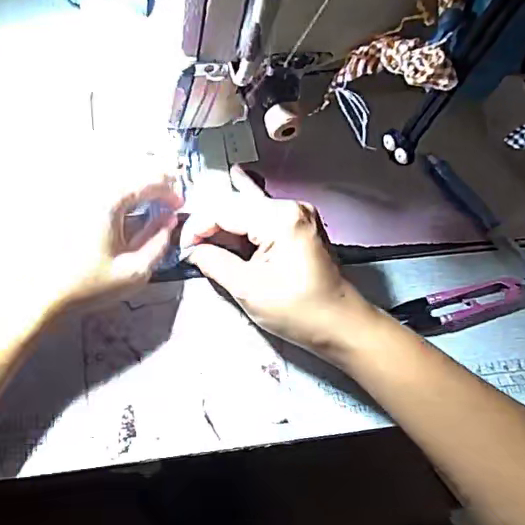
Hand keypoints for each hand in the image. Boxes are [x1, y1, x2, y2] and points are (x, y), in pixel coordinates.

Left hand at [22, 170, 183, 320]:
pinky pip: (99, 186)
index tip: (179, 206)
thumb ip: (159, 242)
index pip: (149, 180)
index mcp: (109, 202)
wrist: (44, 293)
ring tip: (149, 201)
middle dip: (155, 181)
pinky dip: (118, 191)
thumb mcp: (134, 271)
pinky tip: (124, 208)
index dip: (170, 192)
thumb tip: (168, 220)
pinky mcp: (68, 204)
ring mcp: (77, 194)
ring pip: (115, 174)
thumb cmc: (88, 284)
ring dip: (136, 183)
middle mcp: (92, 189)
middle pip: (131, 170)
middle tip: (167, 199)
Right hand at [180, 166, 381, 354]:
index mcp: (280, 218)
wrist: (342, 326)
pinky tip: (229, 198)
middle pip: (235, 207)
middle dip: (209, 226)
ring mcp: (298, 214)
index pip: (223, 211)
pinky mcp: (299, 225)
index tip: (182, 250)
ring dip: (224, 226)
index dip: (197, 228)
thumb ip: (214, 262)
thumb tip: (191, 251)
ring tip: (203, 241)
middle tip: (190, 248)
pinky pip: (262, 217)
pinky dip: (242, 222)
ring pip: (246, 210)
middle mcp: (291, 207)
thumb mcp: (247, 289)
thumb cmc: (299, 311)